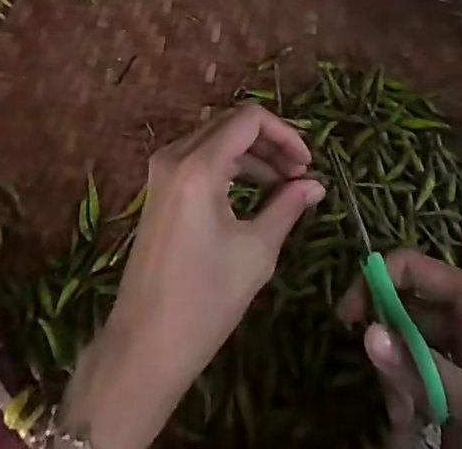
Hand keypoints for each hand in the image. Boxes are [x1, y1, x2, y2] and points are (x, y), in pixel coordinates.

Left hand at [58, 104, 325, 448]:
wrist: (146, 343)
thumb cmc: (206, 300)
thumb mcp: (256, 251)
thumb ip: (287, 206)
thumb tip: (316, 184)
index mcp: (198, 165)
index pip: (249, 119)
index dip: (285, 134)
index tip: (307, 165)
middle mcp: (175, 156)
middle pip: (231, 124)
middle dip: (270, 143)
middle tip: (300, 175)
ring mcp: (162, 170)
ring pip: (216, 139)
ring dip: (252, 155)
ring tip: (285, 185)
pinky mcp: (159, 187)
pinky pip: (200, 158)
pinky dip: (230, 166)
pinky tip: (255, 191)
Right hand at [337, 249, 461, 448]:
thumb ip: (430, 374)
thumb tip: (364, 332)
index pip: (409, 266)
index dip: (373, 282)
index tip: (346, 322)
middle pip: (402, 314)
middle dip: (387, 354)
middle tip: (393, 402)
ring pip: (407, 356)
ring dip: (398, 390)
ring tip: (408, 430)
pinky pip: (423, 390)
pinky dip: (412, 412)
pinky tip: (416, 436)